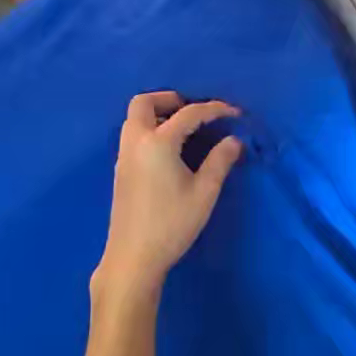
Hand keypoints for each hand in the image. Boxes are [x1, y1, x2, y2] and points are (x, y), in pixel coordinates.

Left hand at [97, 92, 244, 299]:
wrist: (134, 256)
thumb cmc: (172, 224)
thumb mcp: (204, 193)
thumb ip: (220, 161)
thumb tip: (233, 141)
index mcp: (157, 142)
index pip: (189, 113)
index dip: (214, 109)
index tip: (235, 113)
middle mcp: (135, 142)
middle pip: (144, 102)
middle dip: (169, 99)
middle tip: (194, 112)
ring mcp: (123, 156)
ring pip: (134, 119)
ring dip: (157, 114)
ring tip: (184, 130)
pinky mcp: (120, 171)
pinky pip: (132, 136)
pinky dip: (149, 130)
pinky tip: (169, 151)